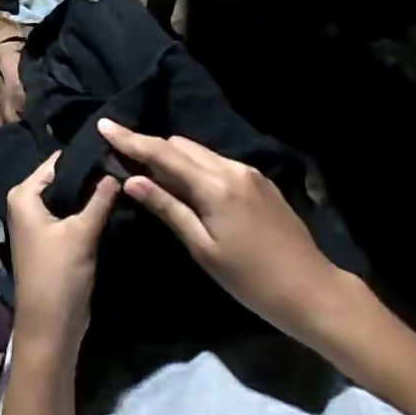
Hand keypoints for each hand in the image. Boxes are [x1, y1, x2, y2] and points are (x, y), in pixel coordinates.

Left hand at [5, 153, 118, 353]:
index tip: (116, 148)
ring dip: (92, 192)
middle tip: (124, 163)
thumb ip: (100, 198)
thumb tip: (117, 167)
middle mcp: (27, 203)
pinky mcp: (53, 238)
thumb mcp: (82, 233)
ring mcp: (39, 221)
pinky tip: (113, 202)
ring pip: (70, 196)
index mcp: (24, 194)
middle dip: (91, 173)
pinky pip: (71, 213)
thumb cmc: (59, 275)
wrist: (50, 328)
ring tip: (125, 178)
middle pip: (63, 177)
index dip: (85, 156)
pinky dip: (88, 209)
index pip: (57, 161)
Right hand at [99, 119, 358, 345]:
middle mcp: (231, 167)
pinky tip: (187, 184)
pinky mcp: (260, 181)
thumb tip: (131, 180)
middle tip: (124, 157)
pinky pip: (217, 163)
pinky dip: (196, 167)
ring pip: (200, 152)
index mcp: (214, 184)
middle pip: (181, 145)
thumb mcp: (202, 247)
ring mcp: (249, 172)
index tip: (104, 125)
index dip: (131, 139)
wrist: (311, 289)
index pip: (163, 152)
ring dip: (173, 157)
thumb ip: (167, 208)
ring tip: (149, 170)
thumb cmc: (250, 279)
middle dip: (150, 147)